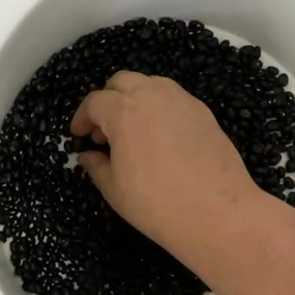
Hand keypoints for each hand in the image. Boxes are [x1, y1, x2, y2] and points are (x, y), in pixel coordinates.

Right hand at [72, 71, 268, 262]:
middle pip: (121, 82)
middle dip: (106, 100)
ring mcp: (182, 100)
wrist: (216, 212)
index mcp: (124, 111)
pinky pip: (173, 98)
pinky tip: (158, 137)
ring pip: (150, 83)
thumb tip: (87, 155)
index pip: (94, 102)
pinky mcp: (203, 112)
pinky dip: (158, 107)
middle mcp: (153, 95)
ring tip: (131, 131)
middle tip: (103, 132)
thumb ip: (95, 166)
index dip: (81, 118)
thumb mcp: (114, 188)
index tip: (78, 135)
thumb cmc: (156, 203)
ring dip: (134, 99)